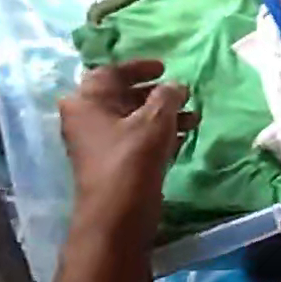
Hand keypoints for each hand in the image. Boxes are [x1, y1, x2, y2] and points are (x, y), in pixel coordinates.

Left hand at [59, 60, 194, 249]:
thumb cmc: (132, 159)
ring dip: (163, 115)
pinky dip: (159, 133)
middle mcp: (87, 118)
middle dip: (156, 94)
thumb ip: (167, 96)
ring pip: (134, 119)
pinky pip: (138, 138)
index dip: (139, 67)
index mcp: (86, 101)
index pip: (111, 72)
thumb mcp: (154, 120)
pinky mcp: (114, 162)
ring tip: (193, 117)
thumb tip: (176, 85)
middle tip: (183, 93)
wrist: (118, 214)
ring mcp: (99, 142)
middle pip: (123, 95)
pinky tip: (184, 136)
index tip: (165, 67)